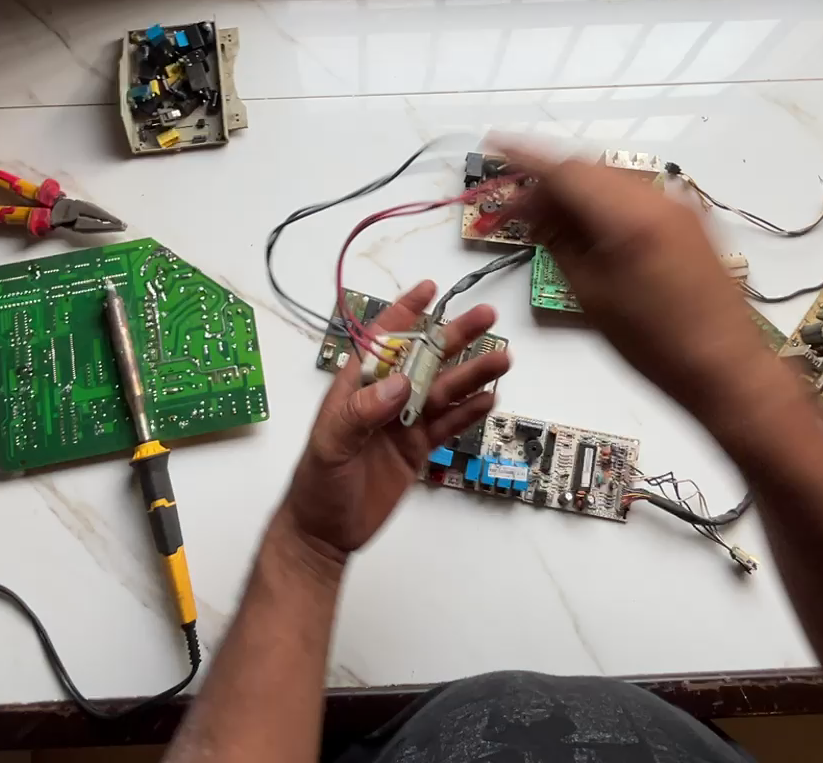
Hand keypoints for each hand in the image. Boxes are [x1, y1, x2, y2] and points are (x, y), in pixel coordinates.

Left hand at [280, 280, 510, 564]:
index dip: (406, 312)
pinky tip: (490, 398)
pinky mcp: (418, 450)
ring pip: (444, 391)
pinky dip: (469, 411)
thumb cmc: (318, 483)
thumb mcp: (330, 444)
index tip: (431, 289)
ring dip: (473, 374)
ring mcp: (404, 422)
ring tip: (504, 359)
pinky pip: (448, 425)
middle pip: (425, 359)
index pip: (385, 339)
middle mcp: (385, 397)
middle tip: (488, 317)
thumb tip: (398, 383)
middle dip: (455, 337)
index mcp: (358, 385)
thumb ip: (361, 412)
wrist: (325, 532)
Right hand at [496, 143, 785, 437]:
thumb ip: (558, 241)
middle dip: (548, 180)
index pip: (565, 170)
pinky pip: (634, 196)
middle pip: (588, 168)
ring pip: (611, 180)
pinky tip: (587, 229)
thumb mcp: (589, 294)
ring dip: (575, 191)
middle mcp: (658, 198)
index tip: (495, 146)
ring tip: (548, 222)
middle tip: (517, 207)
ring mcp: (679, 206)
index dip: (525, 157)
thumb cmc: (652, 345)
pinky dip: (603, 202)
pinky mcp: (690, 219)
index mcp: (630, 217)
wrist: (725, 368)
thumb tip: (531, 208)